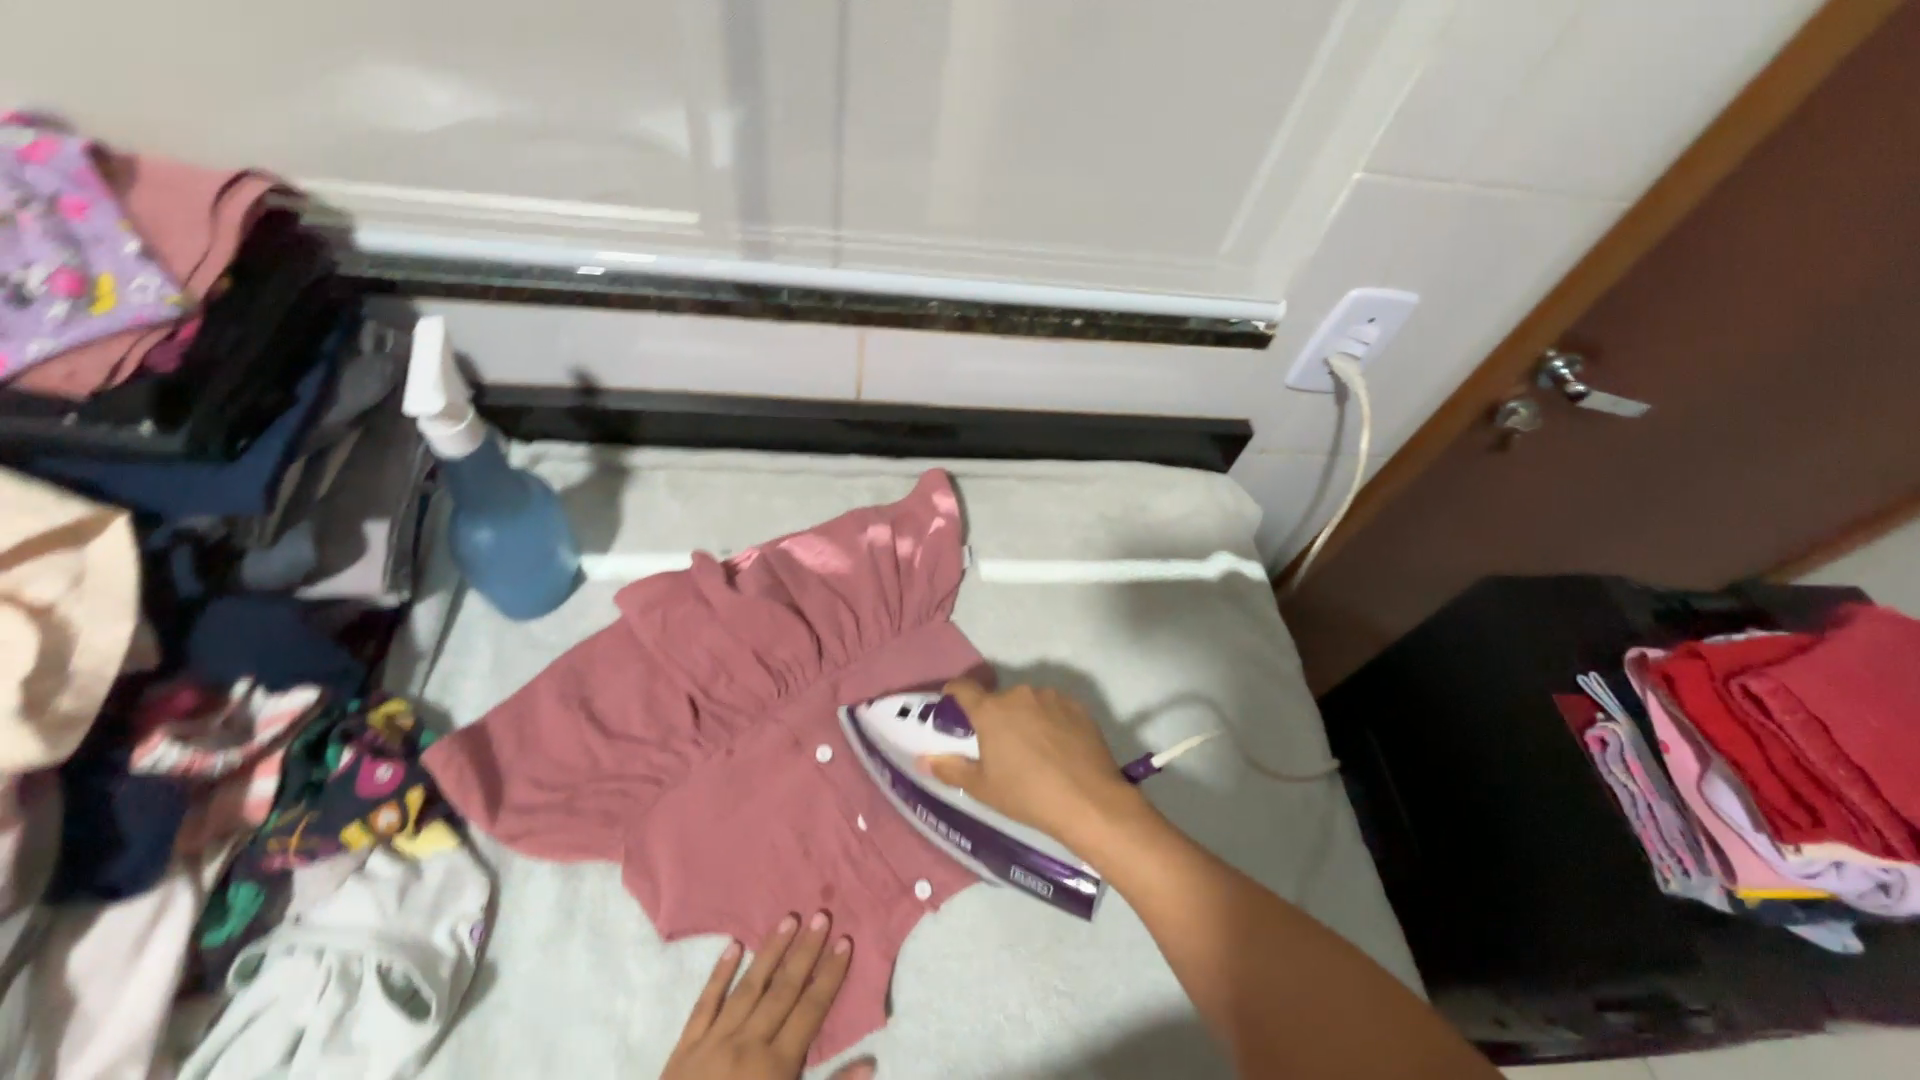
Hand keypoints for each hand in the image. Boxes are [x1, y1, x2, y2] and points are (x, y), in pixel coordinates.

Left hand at [660, 911, 874, 1079]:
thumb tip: (870, 1064)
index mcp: (776, 1065)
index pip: (811, 1009)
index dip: (830, 975)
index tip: (844, 942)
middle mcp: (748, 1044)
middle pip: (783, 989)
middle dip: (805, 952)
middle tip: (822, 916)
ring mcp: (714, 1041)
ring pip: (748, 987)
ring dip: (770, 951)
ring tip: (788, 919)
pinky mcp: (685, 1047)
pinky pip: (705, 1003)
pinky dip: (719, 974)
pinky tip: (733, 946)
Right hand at [920, 679, 1149, 847]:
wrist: (1089, 801)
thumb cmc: (1027, 796)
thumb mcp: (983, 788)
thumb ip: (950, 768)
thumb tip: (924, 760)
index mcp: (991, 710)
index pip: (962, 688)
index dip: (953, 694)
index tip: (951, 708)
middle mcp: (1020, 694)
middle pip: (998, 700)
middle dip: (995, 717)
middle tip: (1000, 747)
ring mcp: (1052, 697)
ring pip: (1028, 703)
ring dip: (1024, 718)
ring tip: (1034, 751)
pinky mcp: (1078, 707)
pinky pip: (1054, 709)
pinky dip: (1050, 722)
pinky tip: (1058, 749)